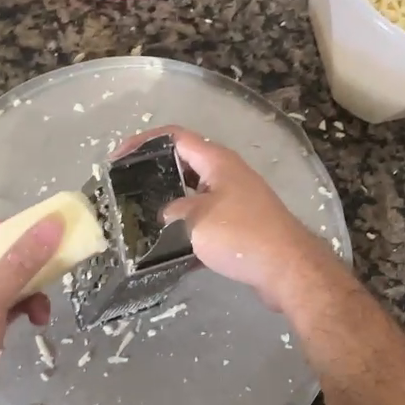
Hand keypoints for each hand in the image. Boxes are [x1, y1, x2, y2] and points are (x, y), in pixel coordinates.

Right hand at [130, 128, 354, 316]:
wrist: (288, 268)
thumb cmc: (242, 234)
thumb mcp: (195, 220)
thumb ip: (172, 212)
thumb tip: (167, 216)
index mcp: (217, 161)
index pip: (175, 137)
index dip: (143, 142)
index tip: (116, 158)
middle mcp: (227, 174)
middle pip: (183, 164)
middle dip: (154, 174)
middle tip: (126, 190)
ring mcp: (236, 199)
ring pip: (193, 194)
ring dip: (169, 205)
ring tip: (140, 220)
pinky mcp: (241, 225)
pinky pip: (205, 220)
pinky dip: (187, 230)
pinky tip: (169, 250)